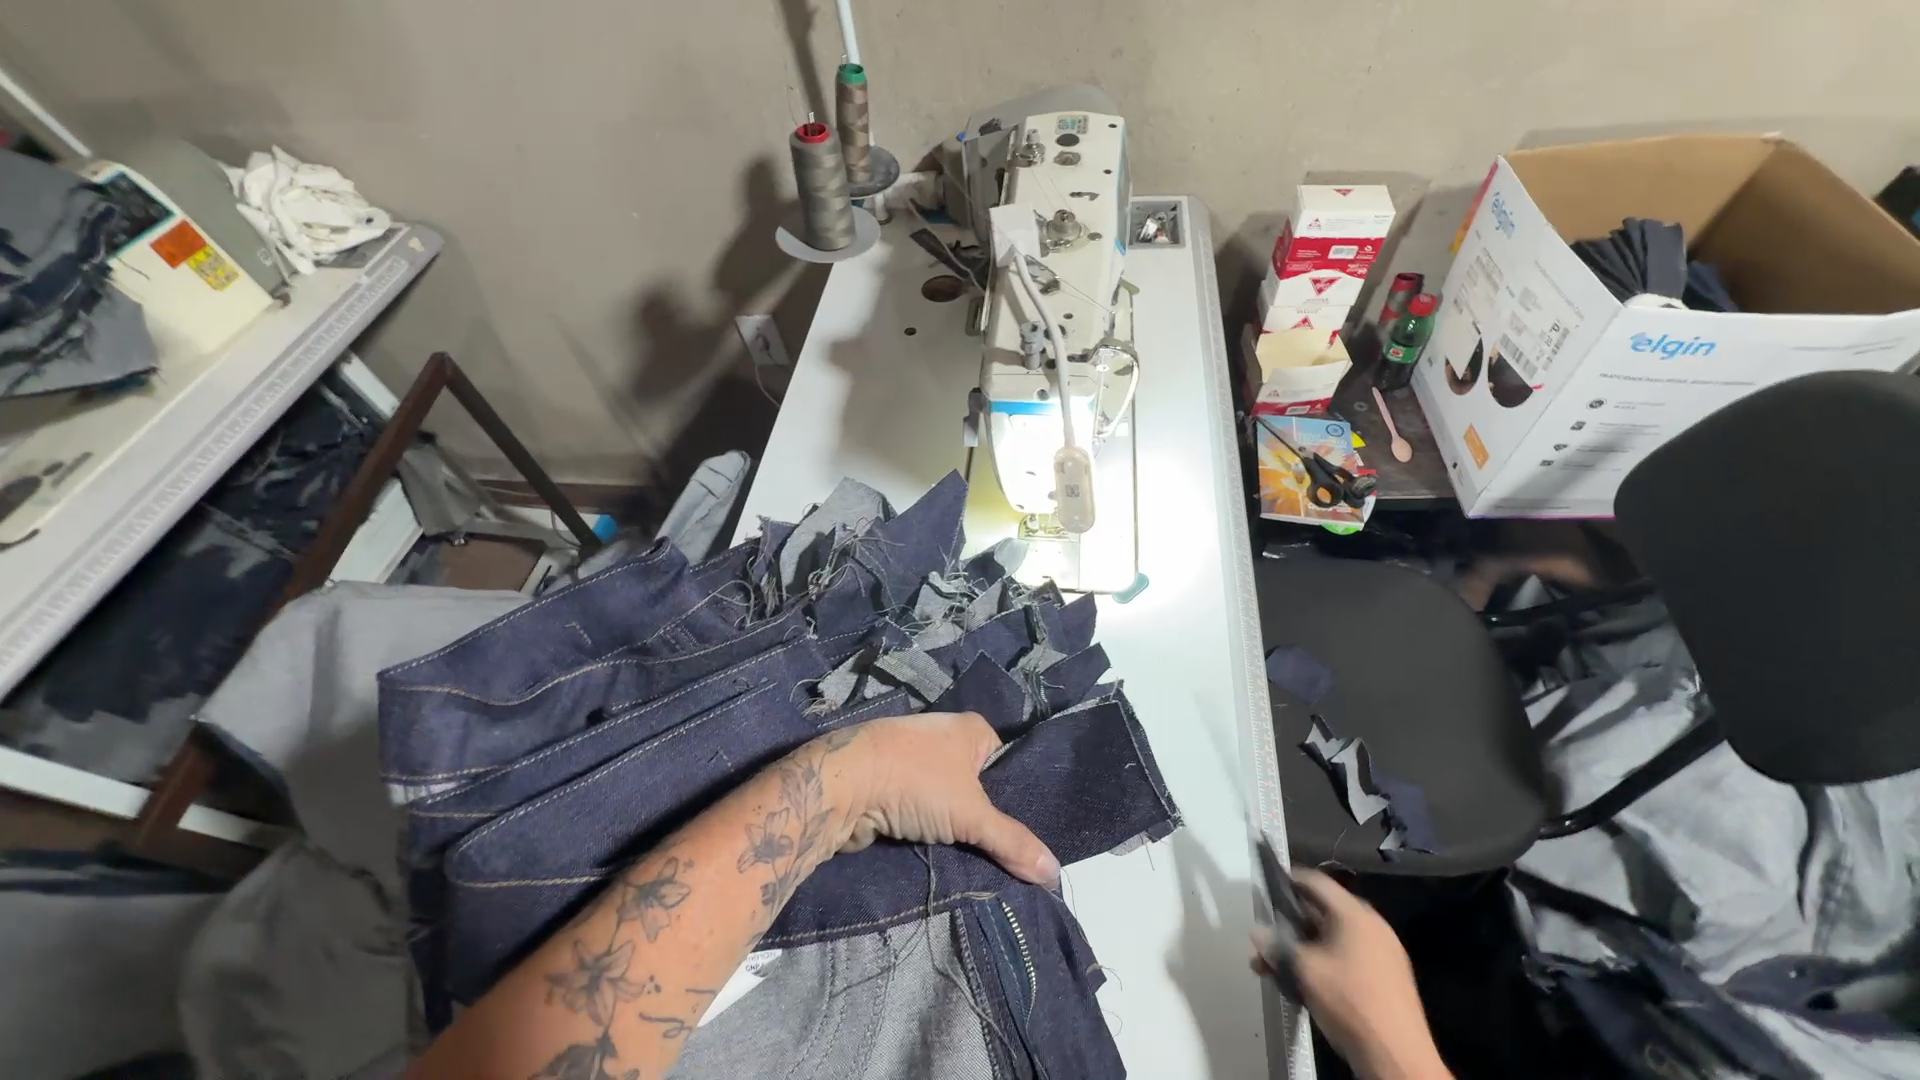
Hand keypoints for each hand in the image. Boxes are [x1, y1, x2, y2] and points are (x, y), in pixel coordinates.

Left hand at [827, 712, 1060, 885]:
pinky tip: (945, 858)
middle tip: (1013, 860)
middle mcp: (945, 739)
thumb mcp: (972, 814)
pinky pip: (923, 813)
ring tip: (982, 865)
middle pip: (979, 788)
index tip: (1035, 840)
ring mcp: (914, 761)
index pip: (1009, 767)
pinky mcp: (891, 785)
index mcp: (972, 729)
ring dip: (957, 831)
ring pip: (949, 804)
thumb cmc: (915, 782)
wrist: (842, 785)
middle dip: (988, 822)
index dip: (1020, 802)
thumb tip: (1057, 876)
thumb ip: (1013, 843)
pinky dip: (931, 833)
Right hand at [1261, 870, 1450, 1079]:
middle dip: (1289, 926)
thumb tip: (1257, 932)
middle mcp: (1372, 927)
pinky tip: (1302, 984)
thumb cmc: (1349, 1003)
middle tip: (1266, 939)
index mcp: (1355, 915)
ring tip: (1274, 969)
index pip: (1316, 882)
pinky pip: (1346, 957)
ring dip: (1302, 949)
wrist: (1397, 1058)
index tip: (1266, 888)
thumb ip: (1276, 946)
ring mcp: (1382, 953)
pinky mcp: (1386, 978)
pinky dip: (1322, 962)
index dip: (1289, 880)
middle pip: (1323, 912)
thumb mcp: (1304, 971)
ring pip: (1332, 939)